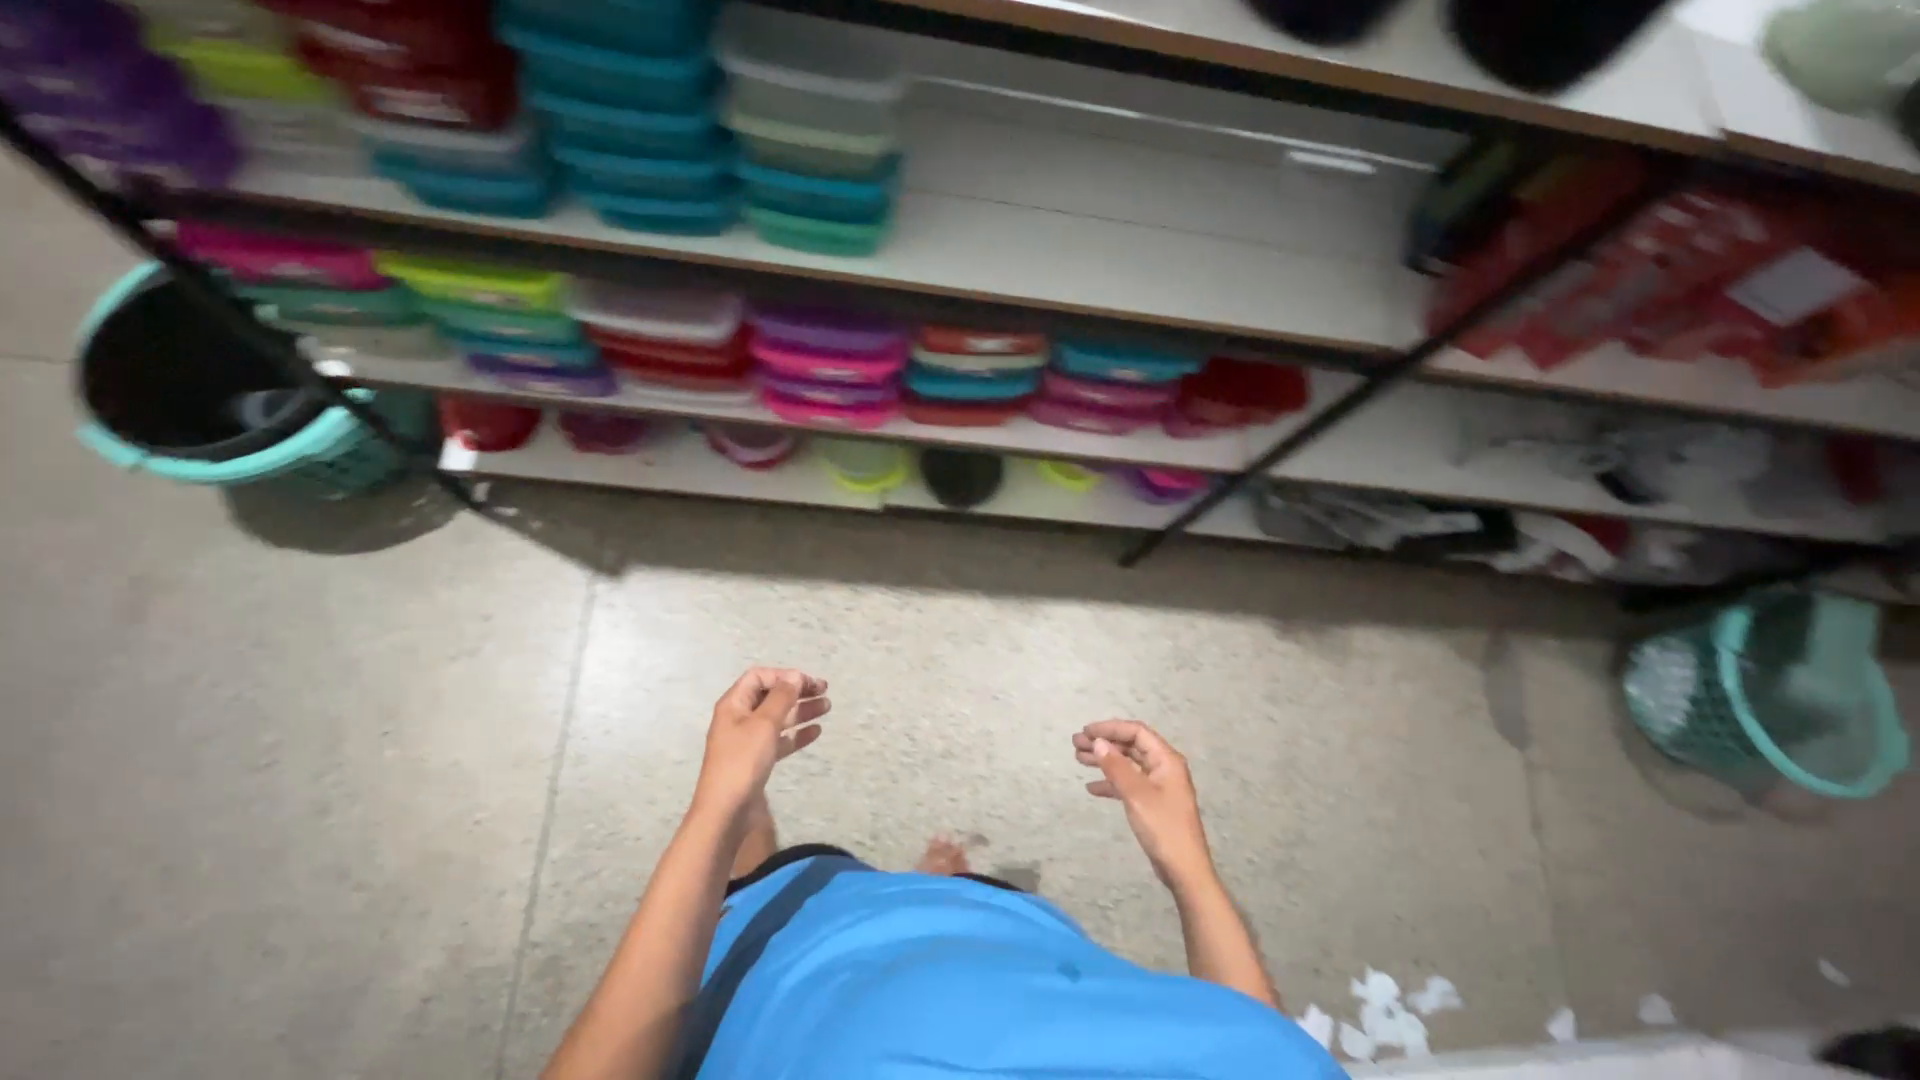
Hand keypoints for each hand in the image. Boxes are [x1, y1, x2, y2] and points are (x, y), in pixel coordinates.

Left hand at [694, 668, 829, 821]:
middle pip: (771, 696)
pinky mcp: (757, 760)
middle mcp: (739, 718)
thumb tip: (794, 675)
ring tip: (827, 707)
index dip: (784, 676)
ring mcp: (748, 740)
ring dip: (801, 711)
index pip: (759, 677)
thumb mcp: (764, 724)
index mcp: (734, 704)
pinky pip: (780, 740)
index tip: (809, 683)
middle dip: (797, 691)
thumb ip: (781, 697)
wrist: (726, 810)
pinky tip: (816, 731)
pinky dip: (797, 734)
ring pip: (778, 718)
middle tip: (824, 691)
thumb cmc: (743, 761)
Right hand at [1073, 720, 1213, 889]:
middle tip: (1076, 744)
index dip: (1110, 728)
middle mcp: (1163, 768)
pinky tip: (1091, 788)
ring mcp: (1158, 786)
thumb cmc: (1162, 827)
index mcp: (1166, 760)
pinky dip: (1111, 783)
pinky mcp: (1152, 803)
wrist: (1183, 868)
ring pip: (1128, 765)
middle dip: (1104, 743)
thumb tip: (1098, 742)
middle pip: (1131, 747)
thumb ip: (1116, 766)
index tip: (1086, 732)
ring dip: (1104, 761)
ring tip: (1078, 759)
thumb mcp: (1136, 794)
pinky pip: (1128, 784)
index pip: (1136, 733)